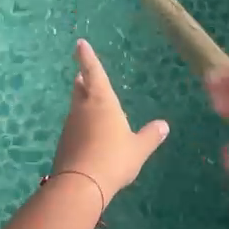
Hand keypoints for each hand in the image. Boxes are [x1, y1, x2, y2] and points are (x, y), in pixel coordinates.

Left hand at [50, 40, 168, 205]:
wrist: (80, 185)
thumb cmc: (114, 159)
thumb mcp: (138, 148)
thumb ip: (150, 136)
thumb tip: (164, 125)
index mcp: (102, 102)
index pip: (94, 72)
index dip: (87, 57)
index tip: (79, 43)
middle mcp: (83, 109)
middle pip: (81, 89)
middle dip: (84, 80)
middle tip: (83, 75)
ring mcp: (71, 126)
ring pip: (77, 108)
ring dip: (82, 103)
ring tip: (90, 103)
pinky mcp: (65, 143)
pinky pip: (75, 127)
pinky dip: (82, 125)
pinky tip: (89, 135)